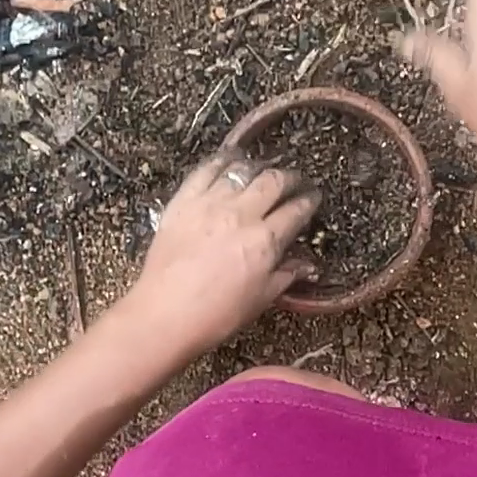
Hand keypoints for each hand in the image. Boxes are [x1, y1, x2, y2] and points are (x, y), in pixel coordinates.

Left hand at [127, 151, 319, 353]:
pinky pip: (205, 172)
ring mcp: (210, 205)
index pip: (295, 211)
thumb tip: (306, 265)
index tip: (312, 198)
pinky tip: (228, 161)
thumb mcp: (260, 299)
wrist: (164, 316)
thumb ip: (285, 276)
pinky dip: (220, 162)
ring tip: (263, 171)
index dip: (308, 201)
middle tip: (293, 180)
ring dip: (257, 168)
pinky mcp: (183, 203)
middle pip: (272, 182)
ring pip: (242, 171)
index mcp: (264, 241)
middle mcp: (241, 215)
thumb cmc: (215, 315)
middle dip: (288, 178)